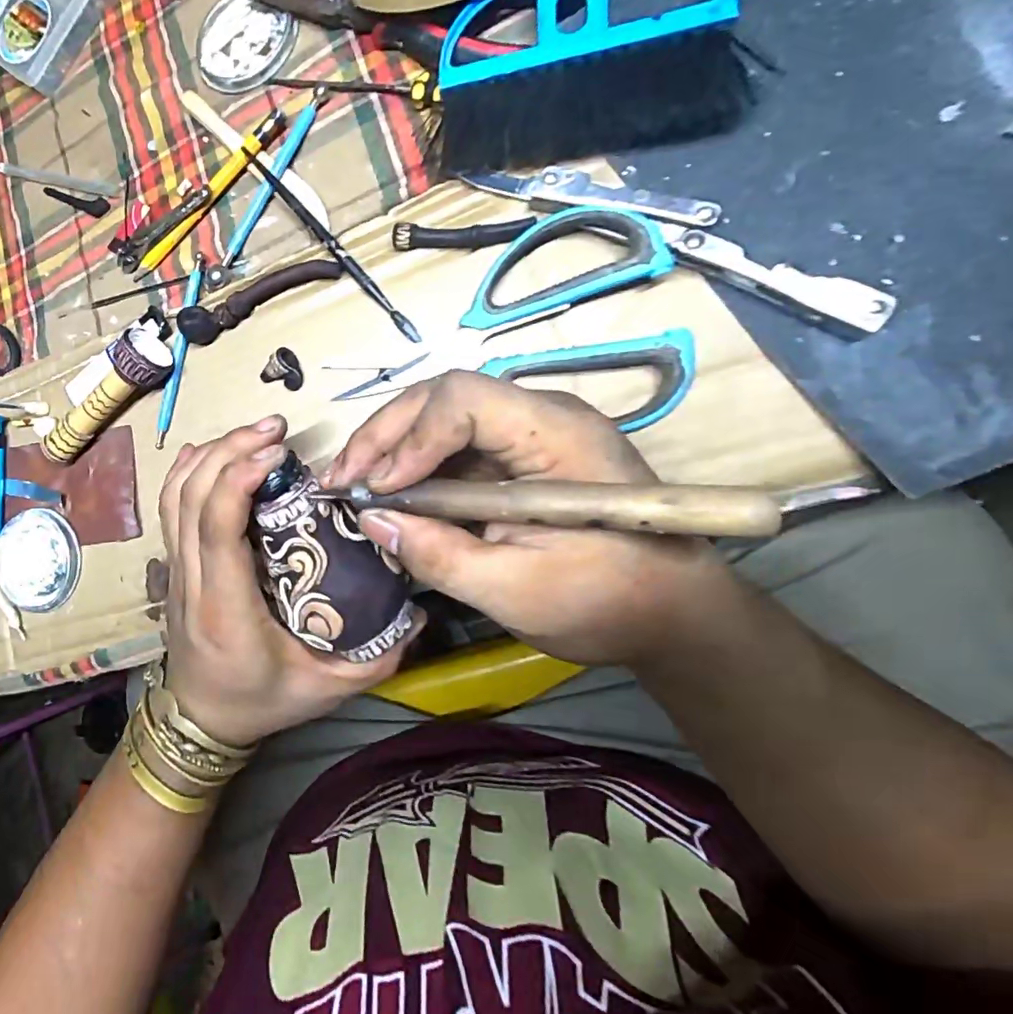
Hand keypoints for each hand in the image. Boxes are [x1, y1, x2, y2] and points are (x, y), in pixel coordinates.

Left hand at [158, 415, 416, 746]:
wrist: (200, 719)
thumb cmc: (263, 701)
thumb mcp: (329, 688)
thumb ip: (378, 655)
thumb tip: (419, 609)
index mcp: (226, 610)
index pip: (216, 531)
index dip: (237, 481)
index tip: (275, 452)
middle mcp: (192, 583)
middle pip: (190, 500)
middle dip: (228, 452)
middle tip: (274, 429)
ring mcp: (175, 571)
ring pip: (174, 498)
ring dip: (209, 456)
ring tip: (252, 433)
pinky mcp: (174, 565)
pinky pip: (169, 509)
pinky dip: (185, 473)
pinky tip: (213, 452)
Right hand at [325, 373, 736, 667]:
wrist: (673, 616)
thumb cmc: (608, 604)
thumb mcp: (515, 590)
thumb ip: (439, 555)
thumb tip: (370, 520)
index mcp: (556, 437)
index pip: (464, 400)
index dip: (411, 438)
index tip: (378, 490)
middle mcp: (538, 419)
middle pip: (440, 397)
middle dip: (382, 436)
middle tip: (339, 480)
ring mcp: (524, 436)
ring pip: (437, 417)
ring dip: (386, 448)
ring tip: (348, 485)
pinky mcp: (512, 460)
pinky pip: (448, 448)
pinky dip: (407, 468)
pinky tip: (381, 493)